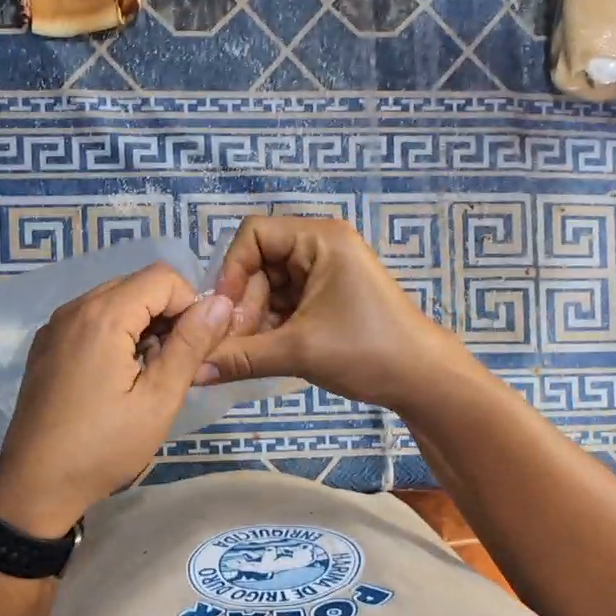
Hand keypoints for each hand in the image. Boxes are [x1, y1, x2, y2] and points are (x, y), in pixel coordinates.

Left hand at [0, 262, 233, 538]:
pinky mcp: (46, 346)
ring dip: (143, 326)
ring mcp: (55, 326)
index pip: (162, 277)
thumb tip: (221, 304)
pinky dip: (116, 335)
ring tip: (149, 376)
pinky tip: (119, 379)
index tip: (195, 349)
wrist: (35, 486)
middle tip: (176, 365)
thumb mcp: (158, 400)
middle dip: (167, 315)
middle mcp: (74, 308)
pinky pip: (92, 320)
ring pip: (115, 301)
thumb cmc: (103, 447)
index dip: (190, 305)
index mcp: (102, 316)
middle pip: (137, 284)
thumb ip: (190, 346)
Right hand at [203, 217, 472, 410]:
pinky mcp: (329, 297)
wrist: (423, 380)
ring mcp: (326, 272)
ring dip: (255, 319)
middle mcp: (321, 246)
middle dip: (243, 304)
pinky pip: (286, 303)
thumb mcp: (298, 352)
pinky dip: (272, 326)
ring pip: (269, 287)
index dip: (231, 271)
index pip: (254, 235)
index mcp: (320, 239)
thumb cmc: (367, 351)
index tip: (224, 313)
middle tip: (236, 344)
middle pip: (259, 263)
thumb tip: (193, 372)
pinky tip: (266, 353)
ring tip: (251, 353)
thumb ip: (240, 357)